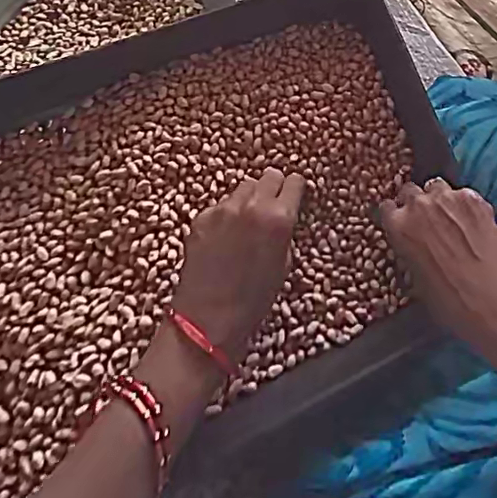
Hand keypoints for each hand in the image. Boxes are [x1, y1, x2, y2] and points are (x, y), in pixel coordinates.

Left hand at [171, 166, 305, 361]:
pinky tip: (225, 237)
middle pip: (268, 176)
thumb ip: (284, 232)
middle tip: (272, 204)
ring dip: (249, 199)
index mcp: (279, 218)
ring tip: (247, 222)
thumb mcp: (283, 264)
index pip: (294, 182)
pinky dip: (226, 215)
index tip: (294, 191)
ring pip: (243, 187)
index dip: (295, 187)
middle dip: (273, 187)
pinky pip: (221, 205)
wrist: (207, 321)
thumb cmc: (252, 301)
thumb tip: (283, 216)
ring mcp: (223, 209)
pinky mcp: (201, 217)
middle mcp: (252, 206)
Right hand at [378, 178, 496, 367]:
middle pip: (410, 191)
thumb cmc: (453, 304)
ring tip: (451, 219)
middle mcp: (419, 205)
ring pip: (436, 187)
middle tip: (428, 222)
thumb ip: (410, 253)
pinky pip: (462, 194)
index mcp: (399, 227)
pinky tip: (473, 224)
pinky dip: (464, 205)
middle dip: (416, 204)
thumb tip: (414, 246)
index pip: (387, 208)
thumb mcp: (417, 282)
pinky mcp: (474, 198)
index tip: (403, 224)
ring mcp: (448, 198)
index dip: (396, 217)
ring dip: (439, 200)